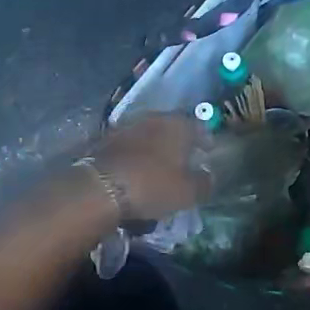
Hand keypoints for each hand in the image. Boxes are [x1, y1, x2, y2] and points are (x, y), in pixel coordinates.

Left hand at [90, 115, 212, 221]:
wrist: (100, 187)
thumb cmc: (152, 185)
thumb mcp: (188, 192)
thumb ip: (204, 182)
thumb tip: (208, 176)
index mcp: (178, 125)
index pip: (199, 127)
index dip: (206, 141)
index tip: (208, 152)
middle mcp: (154, 118)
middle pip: (172, 127)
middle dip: (179, 142)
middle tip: (185, 158)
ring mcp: (128, 126)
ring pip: (150, 134)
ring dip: (156, 147)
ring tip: (160, 165)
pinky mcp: (107, 139)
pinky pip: (131, 145)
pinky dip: (137, 154)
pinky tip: (138, 168)